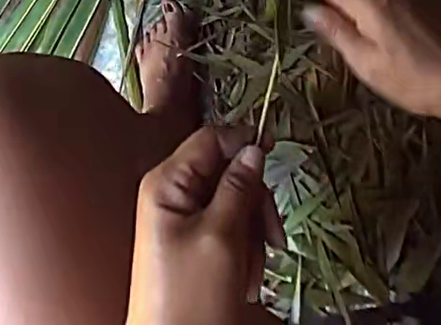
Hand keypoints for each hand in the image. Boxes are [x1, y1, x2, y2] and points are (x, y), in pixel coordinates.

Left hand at [126, 126, 279, 324]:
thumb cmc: (190, 301)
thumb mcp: (220, 238)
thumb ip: (238, 187)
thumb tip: (254, 148)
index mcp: (167, 182)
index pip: (209, 139)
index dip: (242, 140)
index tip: (273, 148)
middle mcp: (171, 193)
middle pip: (225, 171)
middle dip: (253, 202)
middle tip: (271, 234)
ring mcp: (181, 220)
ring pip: (232, 201)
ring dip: (252, 232)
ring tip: (253, 268)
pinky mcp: (193, 244)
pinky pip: (228, 228)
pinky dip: (244, 248)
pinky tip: (245, 278)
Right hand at [302, 0, 440, 120]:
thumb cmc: (412, 79)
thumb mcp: (366, 63)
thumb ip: (335, 31)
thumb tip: (308, 9)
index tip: (323, 22)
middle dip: (347, 12)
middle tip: (360, 48)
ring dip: (369, 14)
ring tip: (385, 48)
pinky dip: (389, 14)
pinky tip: (403, 41)